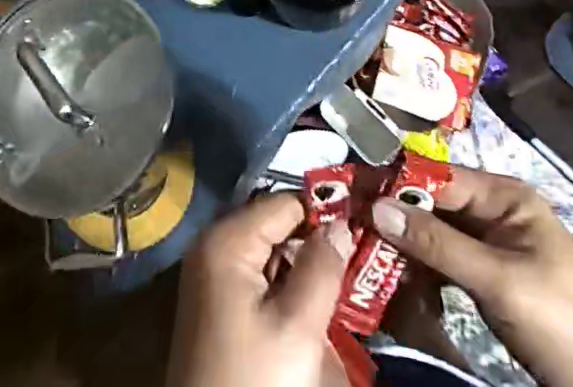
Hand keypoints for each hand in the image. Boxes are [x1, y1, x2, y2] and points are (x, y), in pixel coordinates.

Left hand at [168, 192, 353, 386]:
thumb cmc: (253, 379)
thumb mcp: (297, 328)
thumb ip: (321, 269)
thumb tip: (340, 224)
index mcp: (226, 239)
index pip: (285, 203)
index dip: (324, 213)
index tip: (362, 227)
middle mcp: (212, 244)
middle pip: (275, 225)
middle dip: (313, 241)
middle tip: (357, 258)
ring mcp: (210, 273)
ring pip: (269, 252)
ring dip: (302, 266)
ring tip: (340, 282)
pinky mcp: (214, 300)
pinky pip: (257, 275)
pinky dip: (284, 284)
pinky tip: (311, 303)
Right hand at [368, 165, 572, 386]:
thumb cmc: (567, 322)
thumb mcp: (498, 279)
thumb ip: (436, 242)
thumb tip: (375, 205)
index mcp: (504, 196)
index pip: (434, 177)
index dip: (391, 183)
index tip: (346, 191)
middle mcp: (495, 214)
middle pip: (431, 206)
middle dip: (392, 218)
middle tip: (345, 229)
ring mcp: (494, 250)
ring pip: (434, 238)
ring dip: (403, 249)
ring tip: (360, 256)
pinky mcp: (492, 283)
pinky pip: (445, 267)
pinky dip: (422, 274)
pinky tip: (394, 284)